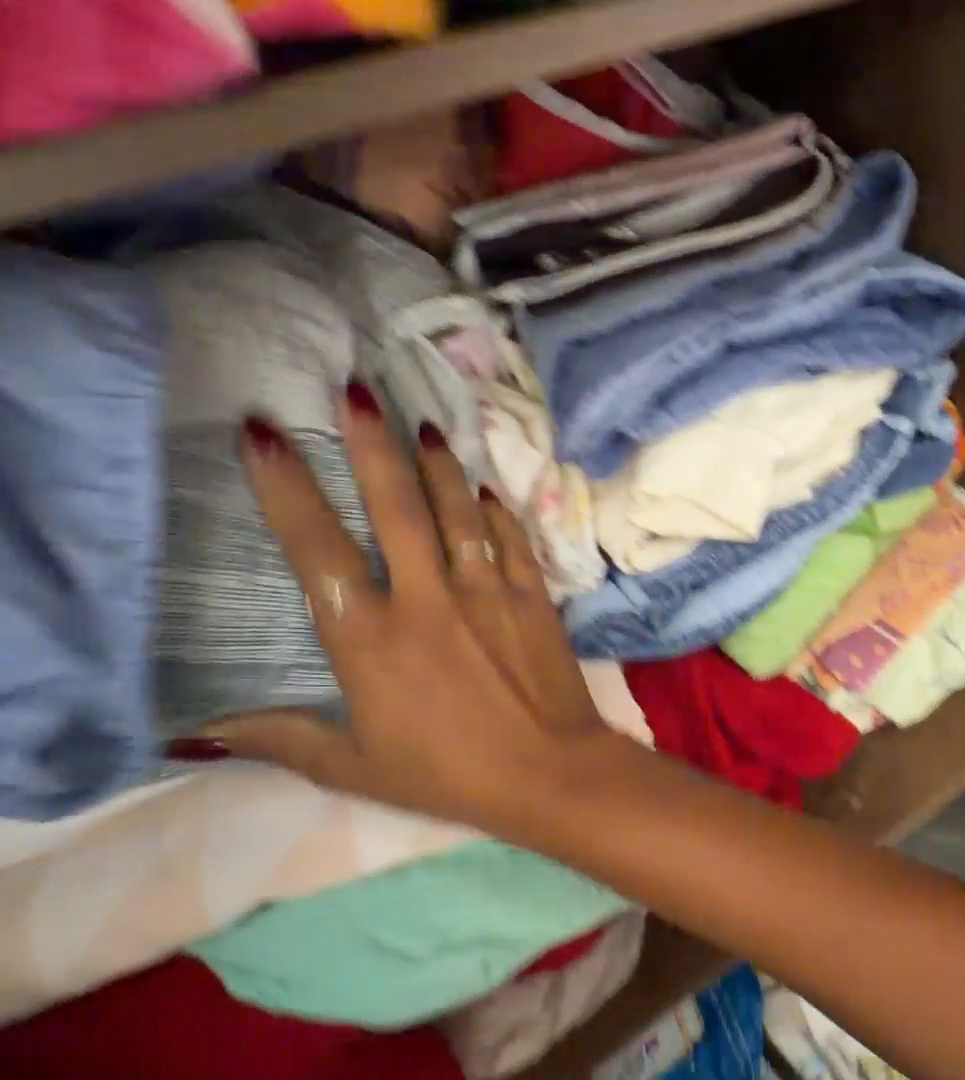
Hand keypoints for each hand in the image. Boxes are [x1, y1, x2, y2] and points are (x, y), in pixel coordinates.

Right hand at [187, 381, 623, 829]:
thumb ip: (280, 738)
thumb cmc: (448, 774)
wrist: (552, 770)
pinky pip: (512, 541)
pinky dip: (498, 511)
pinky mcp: (535, 597)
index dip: (287, 487)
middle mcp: (429, 599)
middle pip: (397, 507)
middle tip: (357, 392)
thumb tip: (201, 727)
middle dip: (374, 446)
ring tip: (424, 422)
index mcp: (370, 637)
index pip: (317, 548)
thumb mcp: (352, 765)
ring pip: (461, 512)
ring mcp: (489, 591)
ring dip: (441, 466)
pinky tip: (488, 486)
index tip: (266, 433)